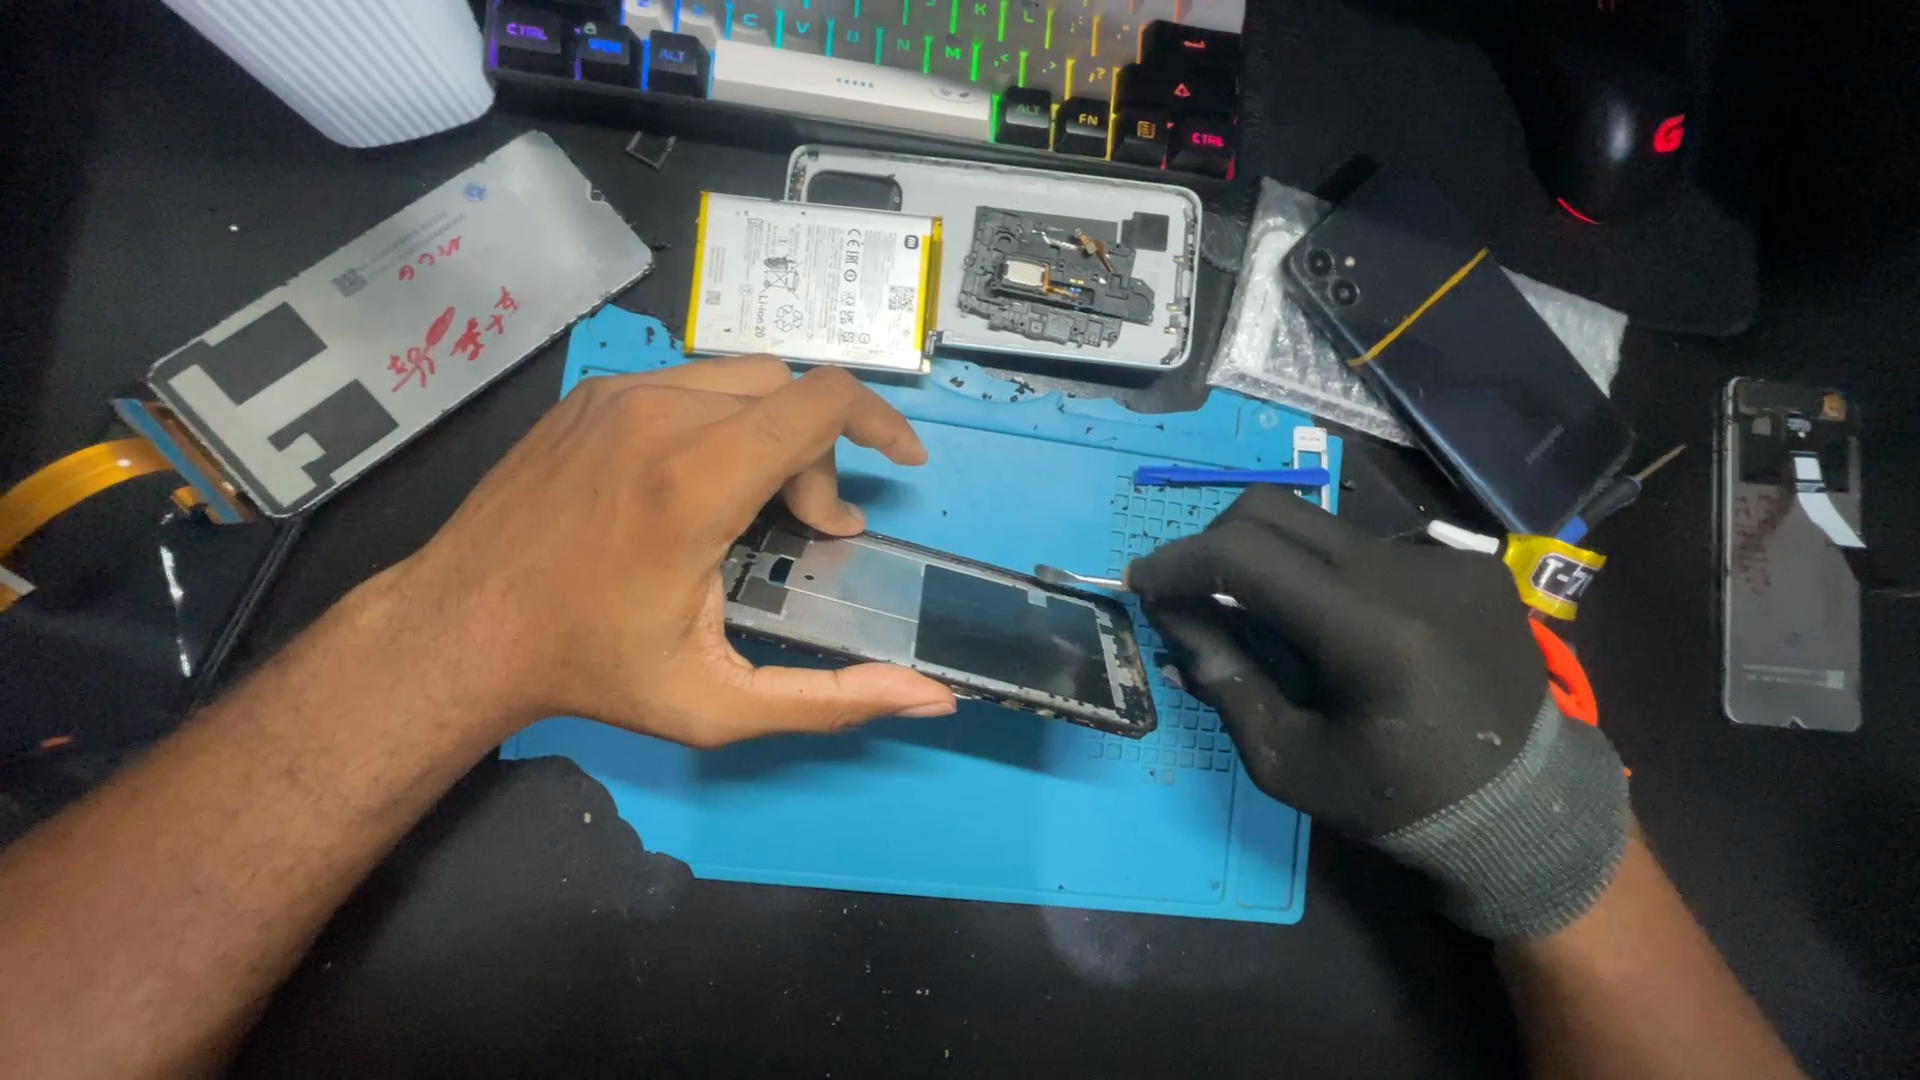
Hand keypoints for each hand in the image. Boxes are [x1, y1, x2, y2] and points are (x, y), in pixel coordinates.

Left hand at [380, 356, 957, 746]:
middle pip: (792, 396)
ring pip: (745, 383)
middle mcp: (661, 416)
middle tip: (808, 528)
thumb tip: (932, 699)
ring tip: (757, 505)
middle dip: (823, 458)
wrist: (458, 628)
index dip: (881, 423)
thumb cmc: (593, 669)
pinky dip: (728, 422)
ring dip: (777, 436)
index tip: (903, 462)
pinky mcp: (594, 394)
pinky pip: (693, 384)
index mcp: (697, 482)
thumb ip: (833, 701)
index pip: (822, 403)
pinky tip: (702, 480)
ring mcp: (620, 394)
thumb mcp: (720, 706)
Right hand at [1130, 485, 1628, 937]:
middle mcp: (1411, 573)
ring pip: (1315, 526)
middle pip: (1273, 511)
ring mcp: (1445, 558)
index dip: (1179, 560)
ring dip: (1268, 561)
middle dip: (1211, 544)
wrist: (1529, 810)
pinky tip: (1334, 627)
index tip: (1141, 582)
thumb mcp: (1286, 759)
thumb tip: (1171, 614)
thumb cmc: (1395, 799)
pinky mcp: (1466, 560)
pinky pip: (1362, 546)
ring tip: (1267, 621)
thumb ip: (1224, 676)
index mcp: (1371, 633)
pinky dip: (1321, 573)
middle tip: (1192, 593)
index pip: (1246, 557)